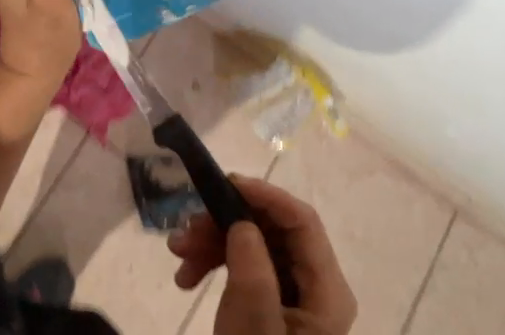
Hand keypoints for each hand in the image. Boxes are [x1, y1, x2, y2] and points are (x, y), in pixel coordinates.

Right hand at [168, 176, 356, 334]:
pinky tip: (186, 277)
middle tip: (185, 231)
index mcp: (327, 291)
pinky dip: (214, 264)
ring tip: (176, 254)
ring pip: (254, 246)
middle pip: (273, 232)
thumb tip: (242, 221)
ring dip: (212, 242)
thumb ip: (251, 266)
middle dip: (226, 223)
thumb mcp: (253, 323)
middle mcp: (316, 288)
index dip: (265, 195)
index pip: (303, 222)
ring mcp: (294, 299)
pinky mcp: (273, 308)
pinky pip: (245, 268)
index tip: (222, 183)